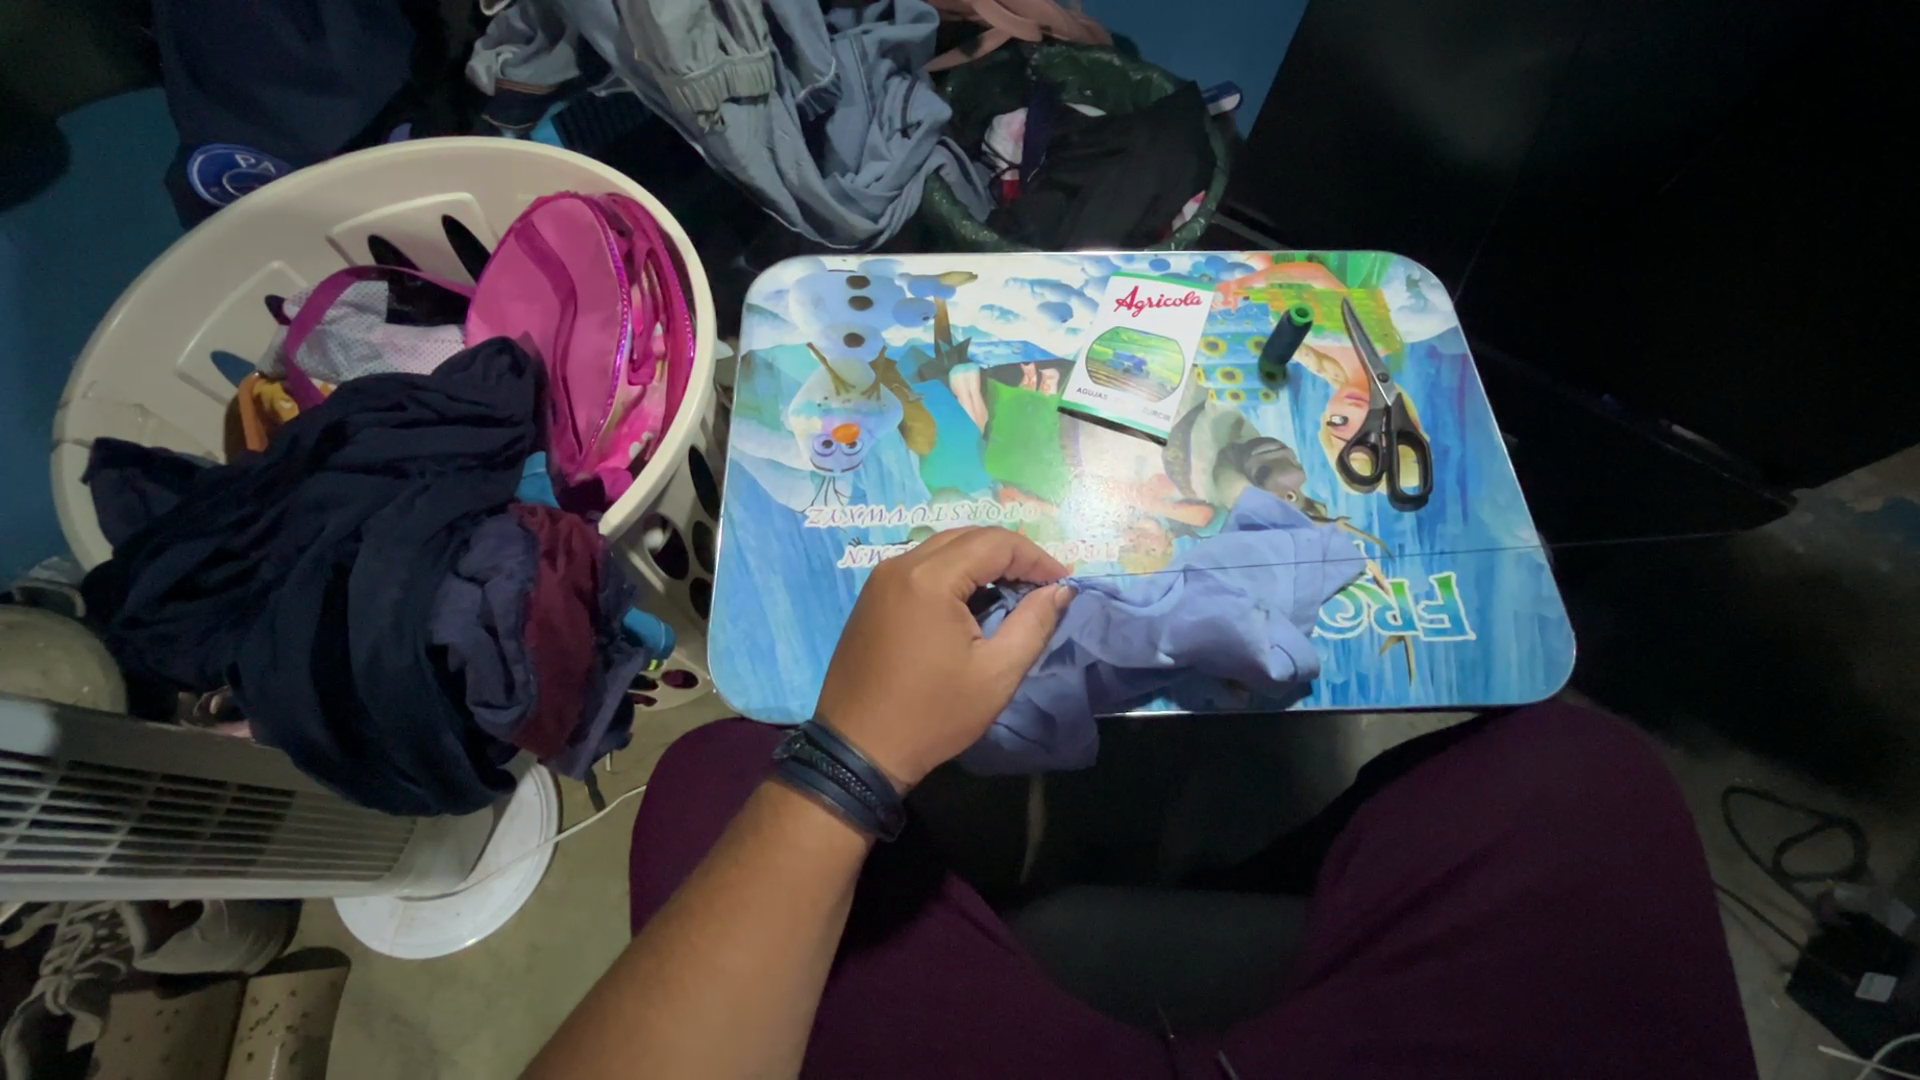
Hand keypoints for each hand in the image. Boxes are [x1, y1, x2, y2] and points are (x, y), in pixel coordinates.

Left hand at [816, 527, 1073, 789]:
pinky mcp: (872, 597)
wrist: (858, 750)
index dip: (1036, 557)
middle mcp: (901, 565)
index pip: (995, 543)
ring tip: (1013, 591)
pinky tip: (972, 602)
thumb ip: (1034, 623)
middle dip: (1011, 554)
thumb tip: (1060, 590)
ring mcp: (880, 579)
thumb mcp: (996, 674)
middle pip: (967, 536)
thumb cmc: (932, 715)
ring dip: (982, 561)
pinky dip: (954, 572)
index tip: (1063, 583)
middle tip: (1042, 584)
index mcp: (930, 578)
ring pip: (943, 548)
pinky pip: (921, 566)